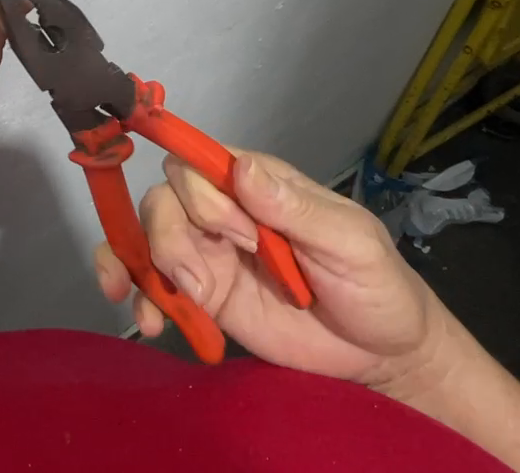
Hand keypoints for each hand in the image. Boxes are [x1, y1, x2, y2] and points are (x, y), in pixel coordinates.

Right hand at [94, 150, 458, 398]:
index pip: (196, 161)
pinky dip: (137, 292)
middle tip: (211, 279)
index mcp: (253, 184)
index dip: (200, 193)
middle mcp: (219, 210)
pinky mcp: (199, 293)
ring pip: (146, 233)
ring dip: (149, 262)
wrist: (381, 358)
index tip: (238, 233)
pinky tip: (148, 319)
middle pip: (162, 198)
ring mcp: (205, 251)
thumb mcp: (351, 242)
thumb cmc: (375, 286)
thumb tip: (242, 167)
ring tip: (188, 300)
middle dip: (173, 235)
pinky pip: (149, 279)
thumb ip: (296, 207)